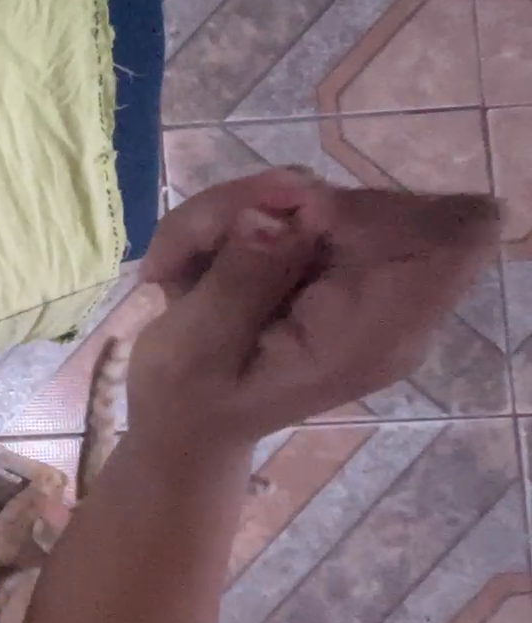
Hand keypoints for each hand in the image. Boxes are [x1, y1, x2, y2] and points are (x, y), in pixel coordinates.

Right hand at [132, 169, 497, 455]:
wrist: (183, 425)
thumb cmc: (180, 400)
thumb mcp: (190, 349)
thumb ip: (237, 282)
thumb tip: (269, 214)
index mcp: (372, 335)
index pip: (449, 235)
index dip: (369, 209)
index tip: (275, 225)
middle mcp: (388, 302)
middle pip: (374, 204)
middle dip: (269, 204)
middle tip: (187, 243)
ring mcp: (361, 282)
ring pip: (323, 197)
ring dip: (234, 211)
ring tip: (172, 263)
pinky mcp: (329, 267)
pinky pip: (295, 212)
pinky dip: (230, 222)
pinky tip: (189, 260)